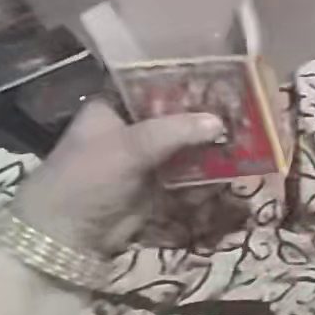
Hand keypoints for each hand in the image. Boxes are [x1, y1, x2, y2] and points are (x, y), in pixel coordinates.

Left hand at [9, 97, 224, 254]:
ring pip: (187, 145)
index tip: (222, 78)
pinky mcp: (159, 186)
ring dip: (211, 145)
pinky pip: (190, 174)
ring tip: (246, 138)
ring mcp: (147, 158)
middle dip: (206, 116)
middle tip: (243, 110)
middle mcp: (132, 128)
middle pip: (176, 116)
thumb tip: (219, 123)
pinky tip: (233, 167)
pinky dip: (208, 172)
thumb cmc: (87, 178)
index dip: (186, 81)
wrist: (68, 237)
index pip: (154, 84)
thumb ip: (175, 131)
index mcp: (115, 106)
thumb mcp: (128, 146)